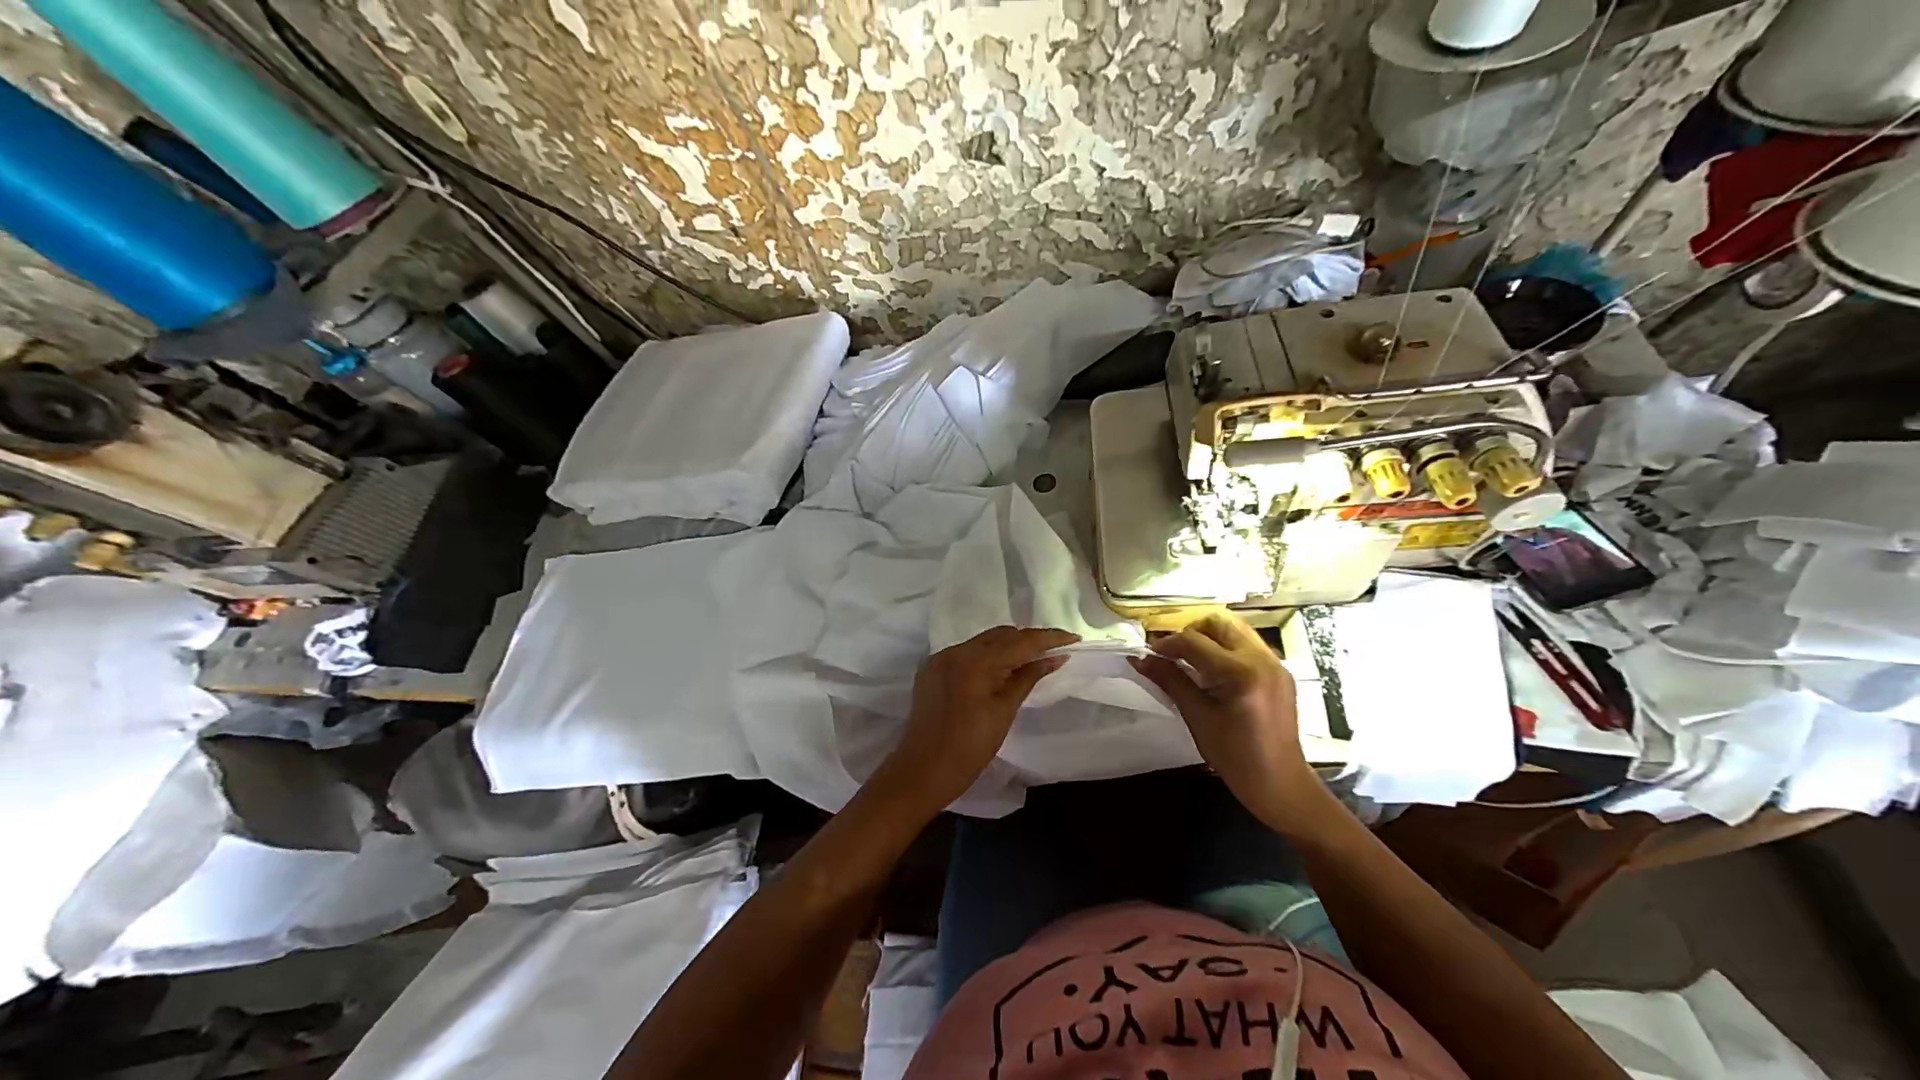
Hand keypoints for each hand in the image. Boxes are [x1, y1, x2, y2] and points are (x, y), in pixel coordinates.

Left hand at [874, 626, 1078, 813]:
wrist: (921, 772)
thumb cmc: (968, 749)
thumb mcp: (1003, 713)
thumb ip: (1027, 678)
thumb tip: (1054, 658)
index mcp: (975, 662)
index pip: (1020, 641)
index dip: (1050, 638)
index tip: (1074, 639)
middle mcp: (956, 651)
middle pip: (1000, 635)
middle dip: (1029, 639)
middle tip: (1055, 652)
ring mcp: (940, 659)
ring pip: (983, 642)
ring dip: (1008, 646)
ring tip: (1032, 659)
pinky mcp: (931, 670)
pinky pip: (966, 653)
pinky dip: (987, 656)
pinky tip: (1000, 670)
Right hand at [1130, 612, 1321, 822]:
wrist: (1280, 783)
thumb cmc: (1235, 757)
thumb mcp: (1198, 718)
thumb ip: (1171, 681)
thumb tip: (1140, 659)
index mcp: (1241, 673)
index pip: (1194, 641)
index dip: (1166, 645)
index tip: (1148, 654)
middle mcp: (1262, 659)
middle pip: (1217, 623)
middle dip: (1189, 633)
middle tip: (1172, 656)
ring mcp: (1275, 663)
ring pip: (1234, 630)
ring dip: (1208, 638)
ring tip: (1191, 662)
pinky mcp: (1280, 671)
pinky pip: (1248, 645)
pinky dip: (1225, 649)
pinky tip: (1213, 673)